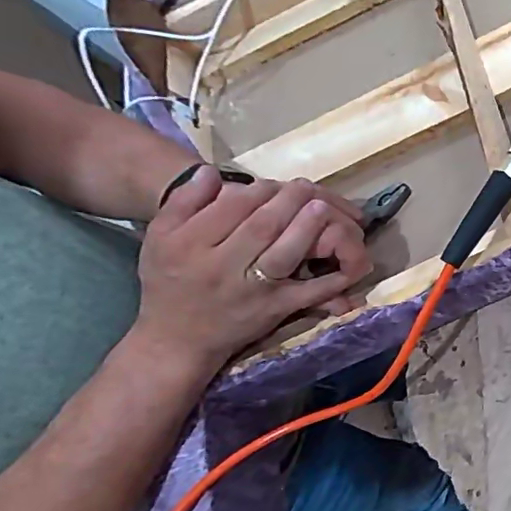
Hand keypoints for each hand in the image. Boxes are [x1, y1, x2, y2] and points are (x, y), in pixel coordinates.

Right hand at [130, 166, 372, 370]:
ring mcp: (253, 289)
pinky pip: (312, 291)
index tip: (274, 183)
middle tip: (306, 187)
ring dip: (307, 229)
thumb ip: (183, 204)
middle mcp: (220, 267)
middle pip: (261, 227)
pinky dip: (334, 276)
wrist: (175, 338)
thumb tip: (212, 172)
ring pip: (284, 254)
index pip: (229, 208)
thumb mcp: (161, 240)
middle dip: (288, 202)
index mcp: (188, 246)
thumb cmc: (171, 282)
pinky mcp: (278, 308)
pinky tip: (350, 258)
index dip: (258, 191)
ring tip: (322, 207)